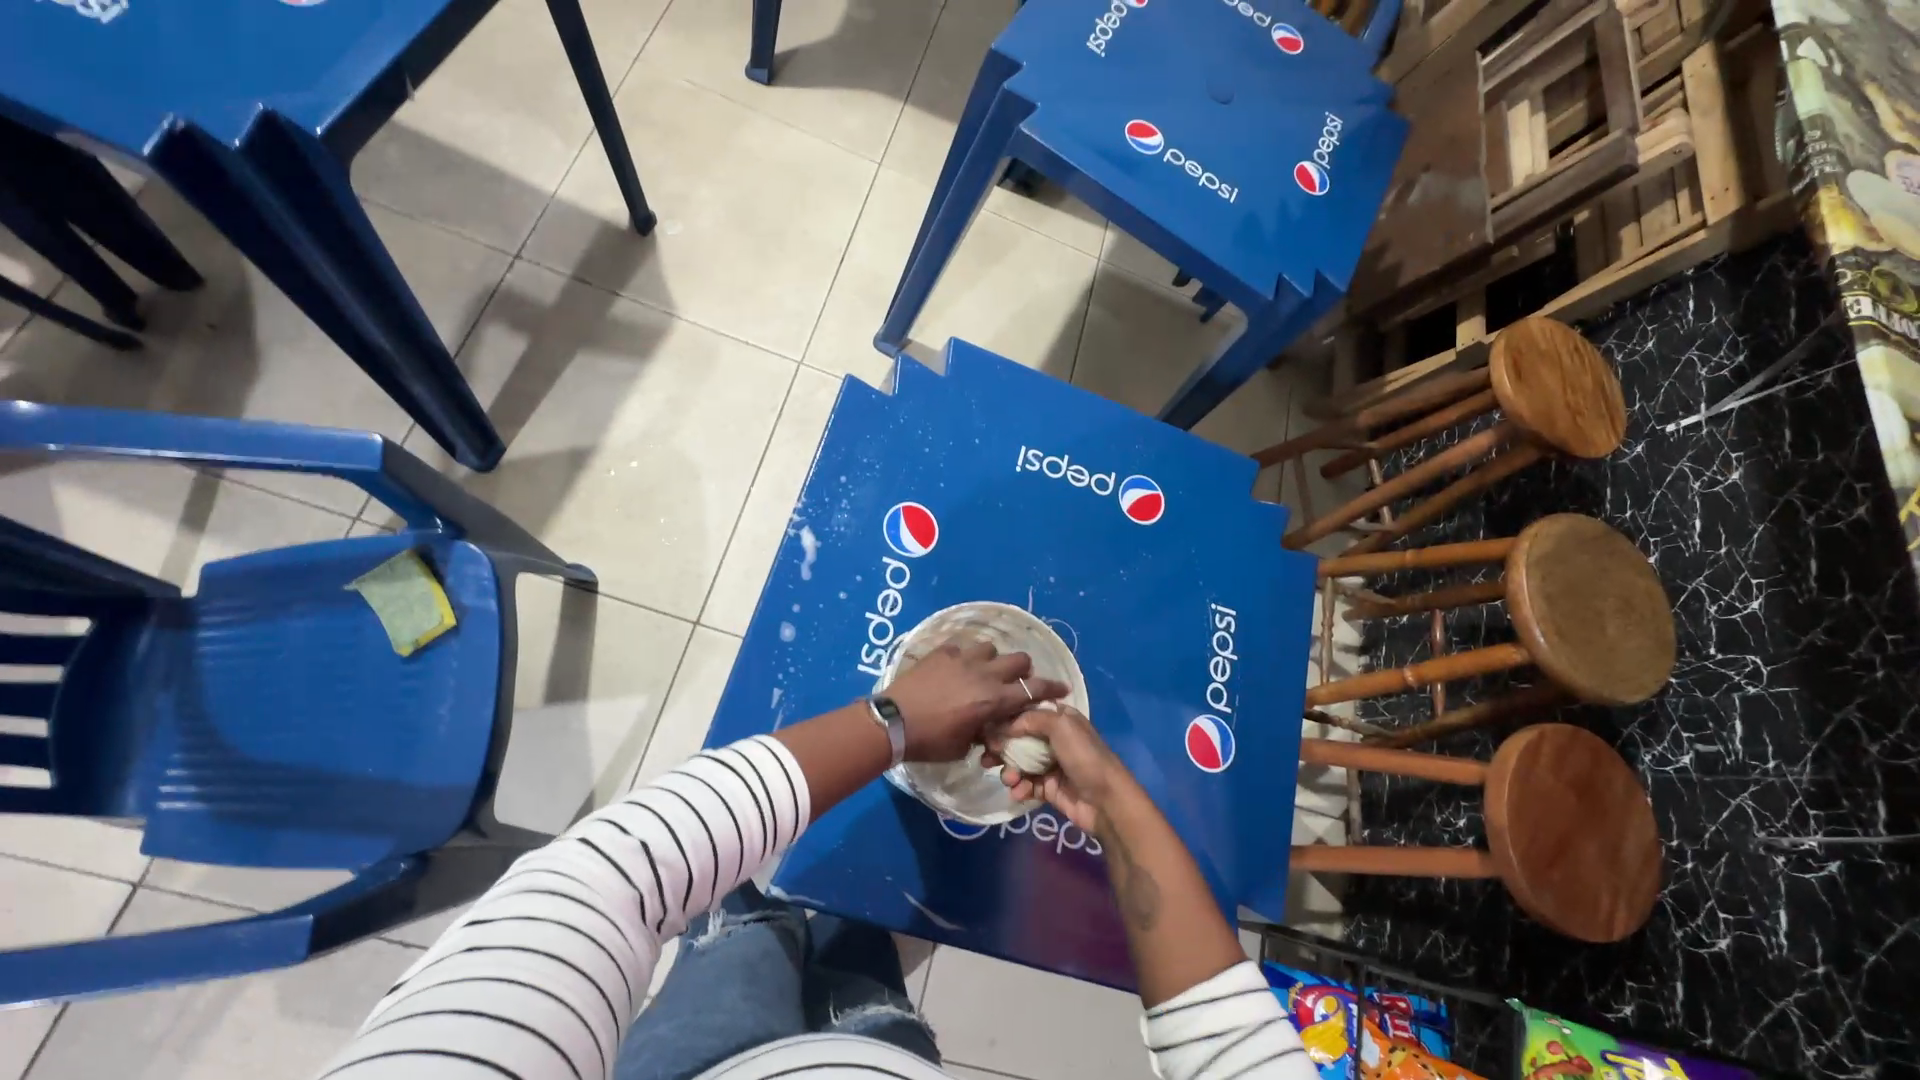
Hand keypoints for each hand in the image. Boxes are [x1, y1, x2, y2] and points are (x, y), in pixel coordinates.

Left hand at [885, 642, 1066, 761]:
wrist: (893, 722)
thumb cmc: (930, 742)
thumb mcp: (963, 747)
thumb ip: (982, 733)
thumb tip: (987, 727)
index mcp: (993, 701)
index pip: (1033, 690)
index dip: (1052, 689)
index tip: (1062, 689)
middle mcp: (984, 675)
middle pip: (1020, 661)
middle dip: (1023, 671)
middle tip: (1015, 683)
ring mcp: (963, 659)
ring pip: (992, 649)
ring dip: (993, 661)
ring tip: (983, 672)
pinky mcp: (942, 652)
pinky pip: (963, 647)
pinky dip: (966, 657)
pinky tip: (957, 667)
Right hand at [983, 706, 1130, 837]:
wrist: (1106, 802)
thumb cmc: (1085, 757)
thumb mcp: (1061, 726)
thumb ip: (1030, 719)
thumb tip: (1003, 726)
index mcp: (1060, 719)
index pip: (1027, 713)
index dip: (1006, 720)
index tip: (987, 728)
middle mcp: (1054, 739)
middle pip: (1019, 739)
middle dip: (1001, 748)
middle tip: (987, 757)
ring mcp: (1051, 765)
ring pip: (1019, 763)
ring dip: (1009, 770)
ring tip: (1009, 779)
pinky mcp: (1048, 788)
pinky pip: (1026, 784)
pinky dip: (1019, 787)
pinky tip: (1019, 792)